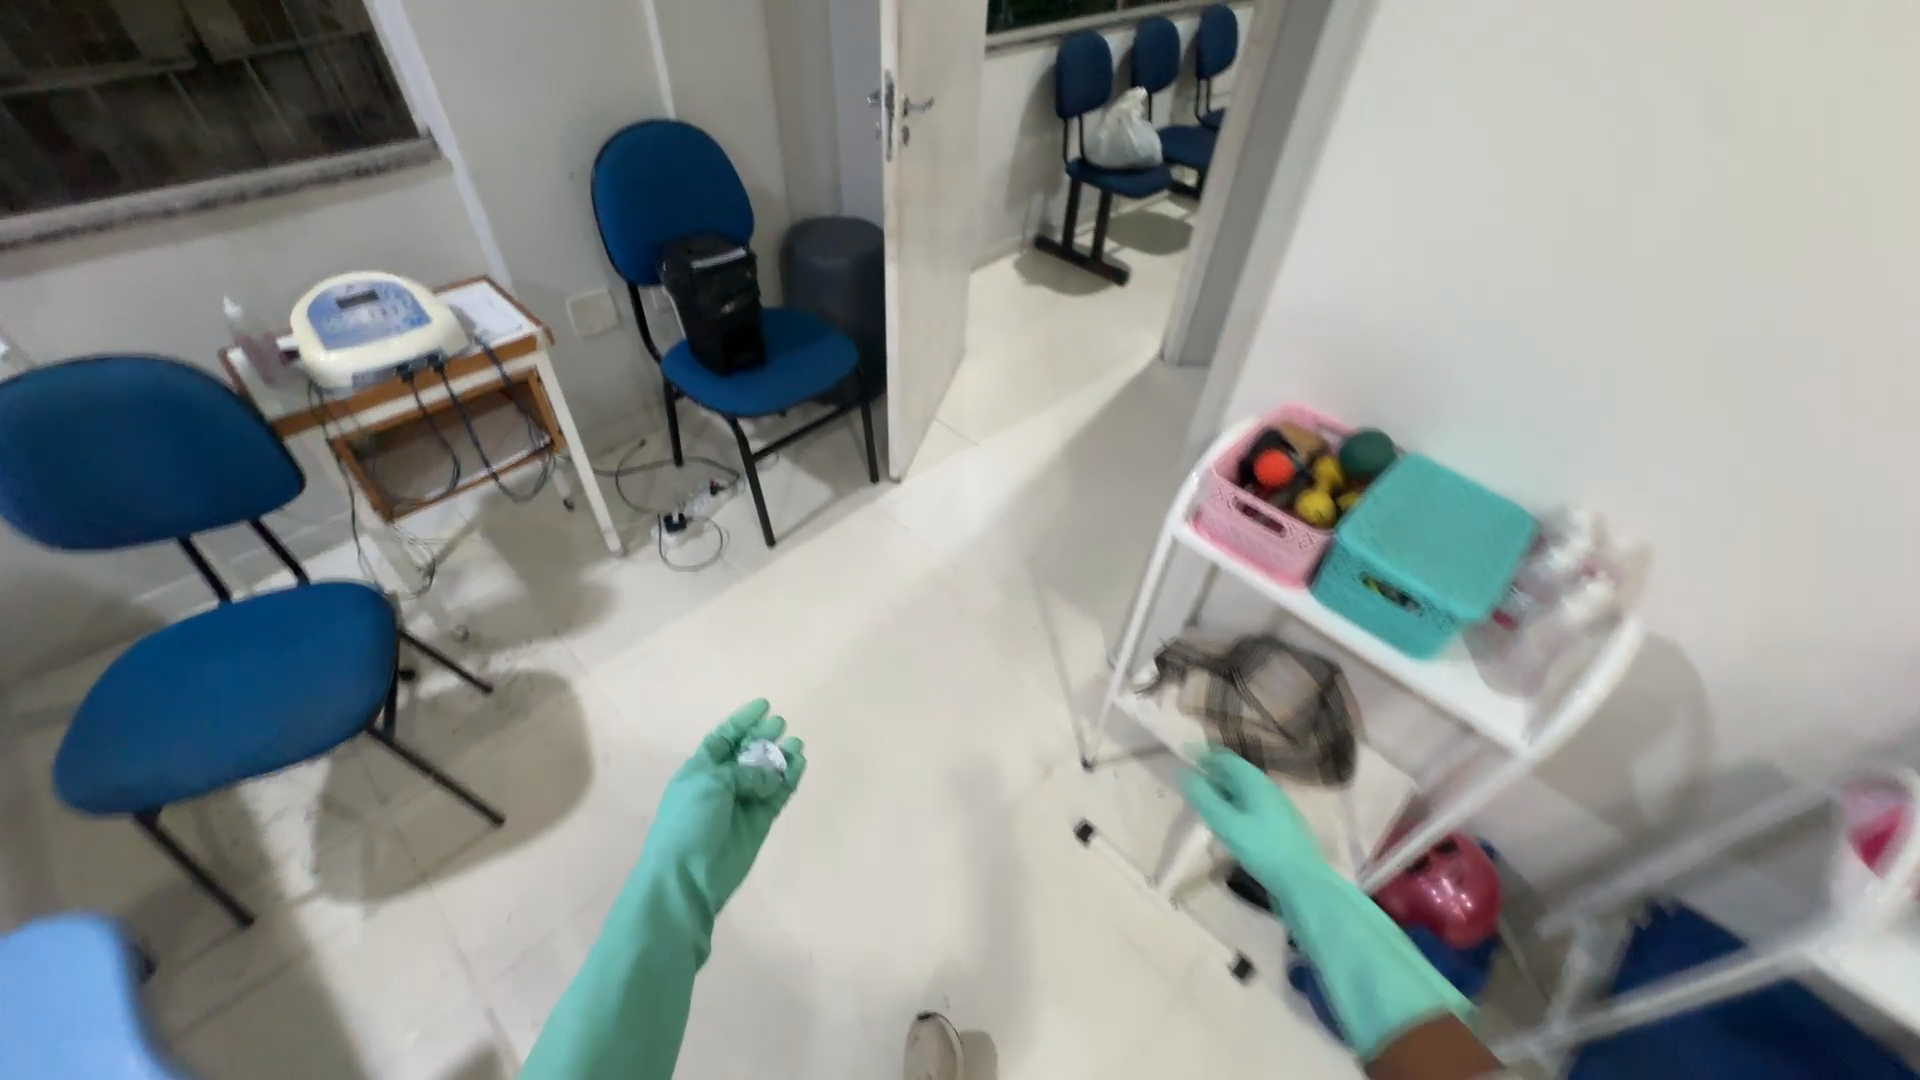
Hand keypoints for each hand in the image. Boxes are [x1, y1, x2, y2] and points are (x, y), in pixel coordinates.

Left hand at [638, 699, 806, 918]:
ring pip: (766, 773)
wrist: (686, 878)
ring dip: (780, 756)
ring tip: (796, 743)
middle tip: (780, 724)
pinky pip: (778, 794)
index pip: (723, 737)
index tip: (763, 705)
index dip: (741, 721)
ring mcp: (742, 803)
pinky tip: (800, 764)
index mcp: (700, 770)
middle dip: (763, 736)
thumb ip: (743, 772)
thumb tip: (769, 777)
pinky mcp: (759, 822)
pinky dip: (790, 779)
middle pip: (747, 752)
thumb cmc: (689, 823)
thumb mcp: (710, 783)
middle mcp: (721, 783)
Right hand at [1179, 748, 1329, 899]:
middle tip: (1187, 779)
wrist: (1304, 884)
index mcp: (1255, 782)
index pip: (1226, 758)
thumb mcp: (1226, 823)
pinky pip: (1249, 806)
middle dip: (1211, 773)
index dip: (1204, 755)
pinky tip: (1224, 820)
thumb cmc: (1263, 849)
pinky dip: (1232, 805)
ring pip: (1242, 791)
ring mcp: (1276, 807)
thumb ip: (1203, 797)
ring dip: (1221, 790)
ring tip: (1200, 799)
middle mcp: (1267, 788)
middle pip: (1235, 773)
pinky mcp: (1278, 826)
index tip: (1182, 756)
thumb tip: (1183, 773)